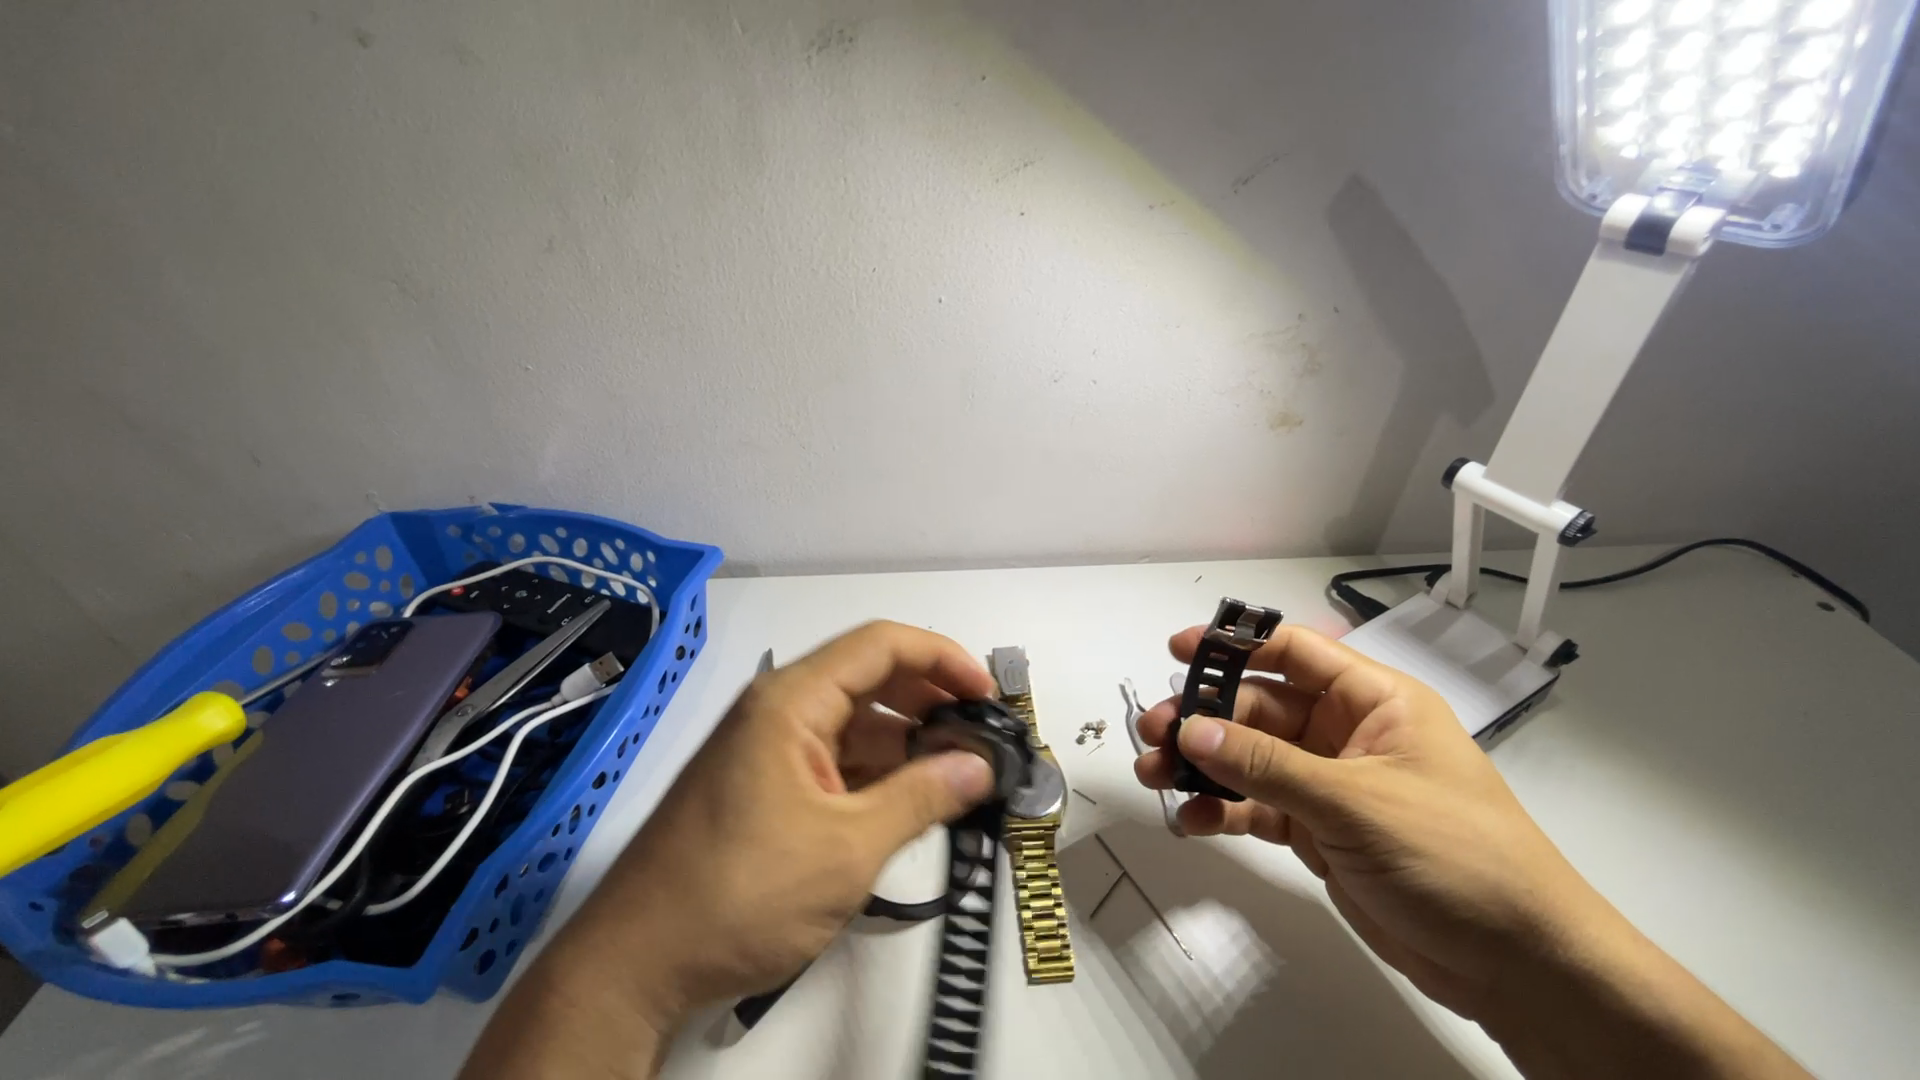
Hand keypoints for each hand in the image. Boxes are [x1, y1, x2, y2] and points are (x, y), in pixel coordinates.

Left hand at [554, 620, 997, 1028]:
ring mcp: (768, 750)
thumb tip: (981, 765)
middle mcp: (778, 711)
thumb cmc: (742, 894)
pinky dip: (877, 773)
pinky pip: (833, 761)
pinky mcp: (764, 787)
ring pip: (854, 724)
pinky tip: (912, 802)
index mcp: (790, 702)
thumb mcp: (847, 848)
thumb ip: (921, 798)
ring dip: (907, 743)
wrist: (636, 963)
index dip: (942, 658)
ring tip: (960, 775)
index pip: (880, 645)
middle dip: (930, 701)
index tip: (988, 695)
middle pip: (868, 679)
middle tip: (982, 738)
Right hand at [1132, 623, 1609, 1020]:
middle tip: (1153, 732)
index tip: (1179, 650)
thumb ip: (1268, 765)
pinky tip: (1192, 821)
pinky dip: (1224, 812)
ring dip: (1203, 767)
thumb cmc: (1455, 856)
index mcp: (1374, 702)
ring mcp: (1332, 786)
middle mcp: (1347, 735)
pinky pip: (1259, 809)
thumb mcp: (1355, 801)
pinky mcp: (1320, 833)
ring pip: (1250, 761)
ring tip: (1154, 776)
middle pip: (1259, 710)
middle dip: (1204, 719)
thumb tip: (1192, 732)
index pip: (1296, 654)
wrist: (1517, 964)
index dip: (1237, 646)